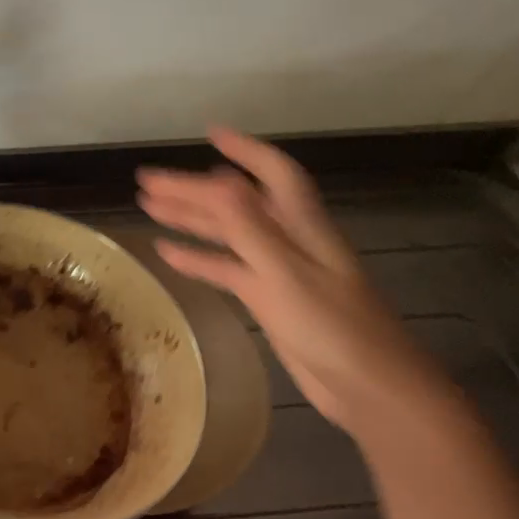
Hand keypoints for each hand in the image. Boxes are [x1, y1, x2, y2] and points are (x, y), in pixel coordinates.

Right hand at [136, 127, 447, 436]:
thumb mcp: (285, 273)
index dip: (244, 151)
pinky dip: (198, 259)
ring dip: (192, 219)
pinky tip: (168, 254)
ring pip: (228, 234)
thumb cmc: (332, 327)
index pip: (273, 175)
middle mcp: (290, 241)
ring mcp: (279, 271)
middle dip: (196, 188)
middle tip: (149, 180)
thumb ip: (250, 227)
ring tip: (149, 208)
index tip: (210, 132)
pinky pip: (226, 269)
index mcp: (302, 228)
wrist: (368, 386)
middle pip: (238, 203)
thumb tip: (218, 180)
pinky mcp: (269, 299)